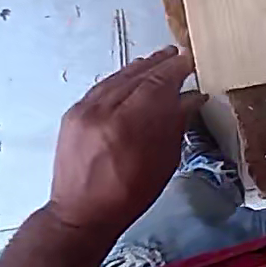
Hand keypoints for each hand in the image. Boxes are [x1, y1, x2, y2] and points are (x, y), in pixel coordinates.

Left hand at [44, 47, 195, 240]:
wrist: (82, 212)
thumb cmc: (132, 191)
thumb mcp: (165, 158)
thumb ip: (177, 122)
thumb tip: (193, 96)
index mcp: (130, 123)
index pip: (158, 82)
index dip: (176, 68)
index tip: (191, 59)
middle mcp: (104, 110)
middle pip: (137, 75)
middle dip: (160, 63)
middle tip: (178, 54)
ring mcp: (84, 110)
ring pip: (117, 77)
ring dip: (140, 67)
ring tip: (158, 60)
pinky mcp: (73, 113)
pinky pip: (102, 87)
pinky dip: (121, 78)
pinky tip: (132, 76)